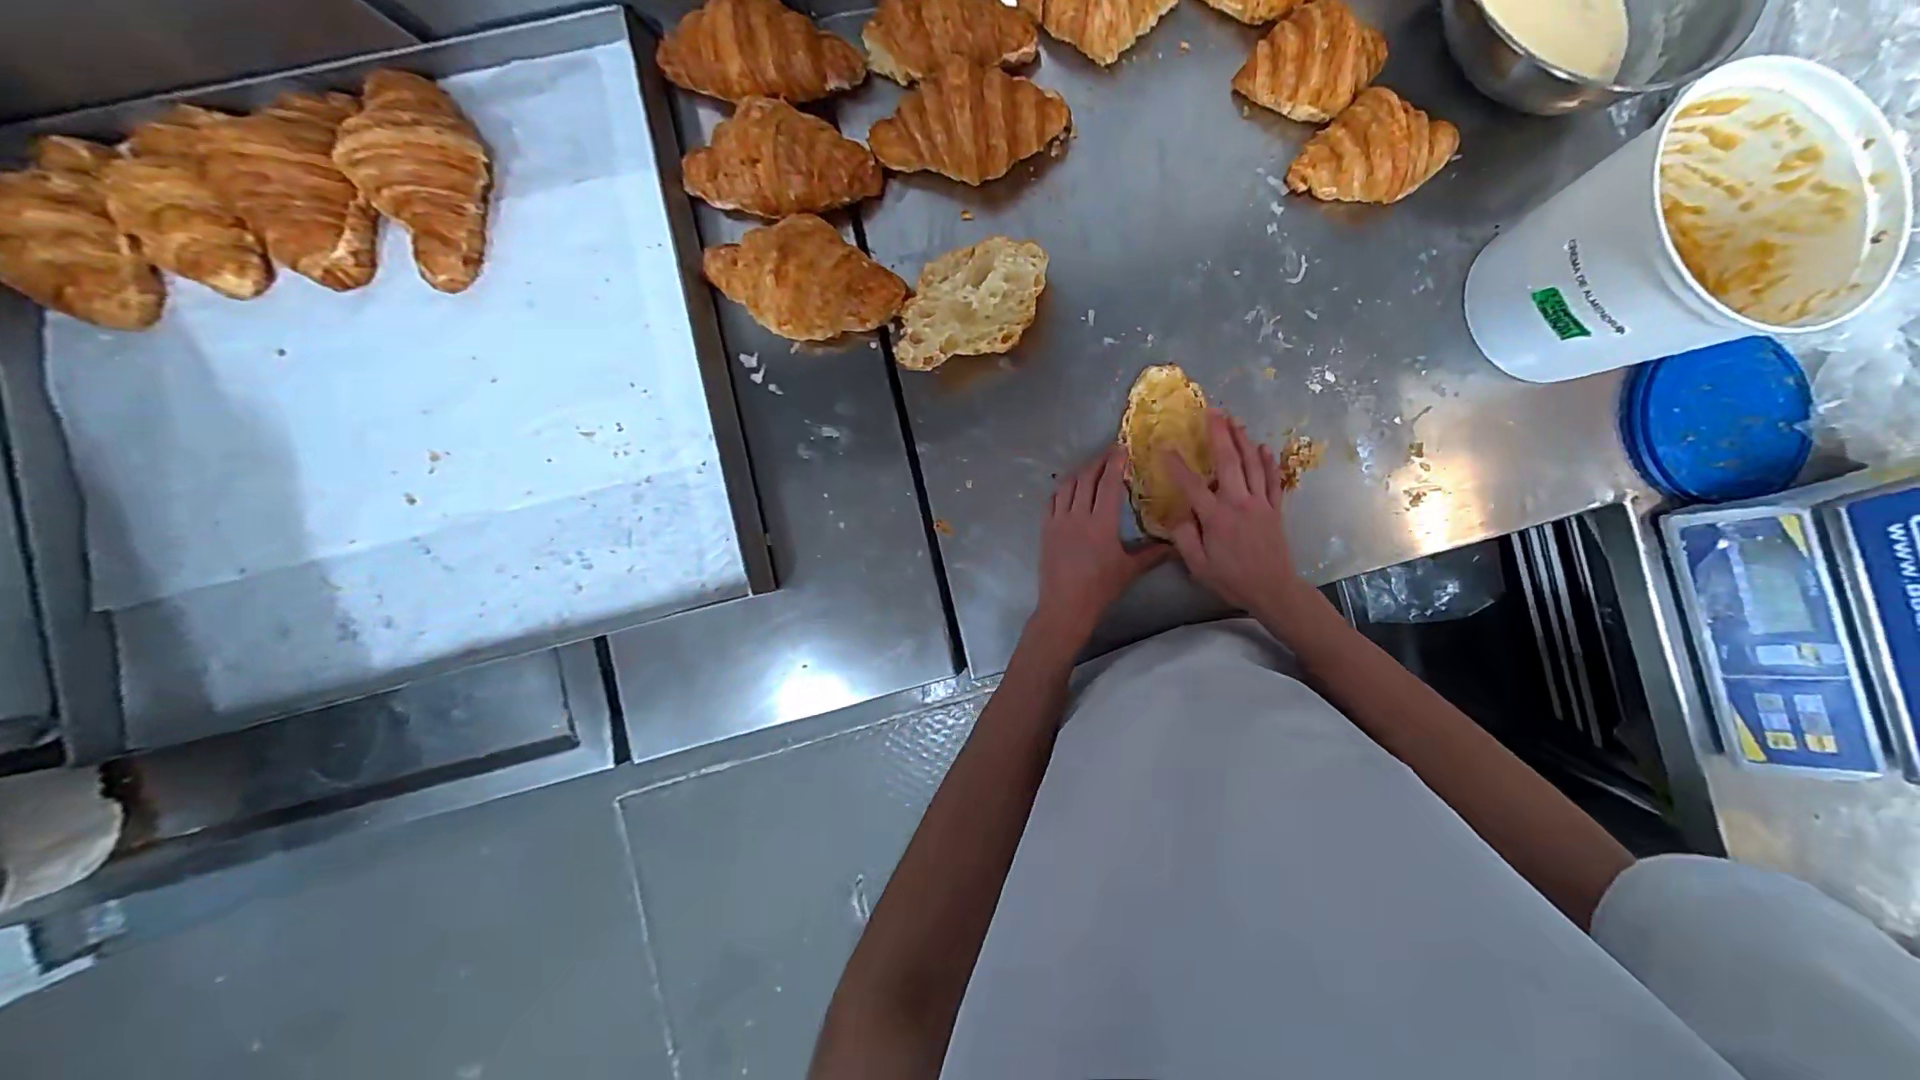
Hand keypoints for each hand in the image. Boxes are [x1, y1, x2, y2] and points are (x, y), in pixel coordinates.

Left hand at [1035, 445, 1169, 640]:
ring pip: (1067, 486)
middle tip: (1109, 453)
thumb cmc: (1100, 588)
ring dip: (1080, 472)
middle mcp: (1078, 515)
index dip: (1115, 463)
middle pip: (1087, 478)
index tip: (1122, 449)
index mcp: (1102, 523)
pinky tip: (1069, 489)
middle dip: (1098, 461)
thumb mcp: (1129, 570)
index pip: (1109, 483)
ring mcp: (1058, 521)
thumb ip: (1152, 554)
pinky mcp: (1045, 529)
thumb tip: (1175, 545)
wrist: (1065, 604)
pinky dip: (1062, 489)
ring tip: (1091, 467)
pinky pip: (1052, 500)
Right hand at [1163, 411, 1313, 620]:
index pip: (1192, 484)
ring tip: (1233, 420)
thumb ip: (1183, 538)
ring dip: (1242, 440)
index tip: (1164, 447)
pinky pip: (1272, 479)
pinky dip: (1267, 461)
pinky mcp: (1274, 508)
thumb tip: (1178, 515)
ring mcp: (1260, 503)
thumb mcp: (1198, 565)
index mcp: (1216, 518)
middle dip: (1219, 434)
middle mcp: (1239, 503)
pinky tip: (1262, 447)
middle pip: (1228, 462)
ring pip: (1251, 464)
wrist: (1273, 589)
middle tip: (1212, 412)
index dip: (1176, 465)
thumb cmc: (1231, 579)